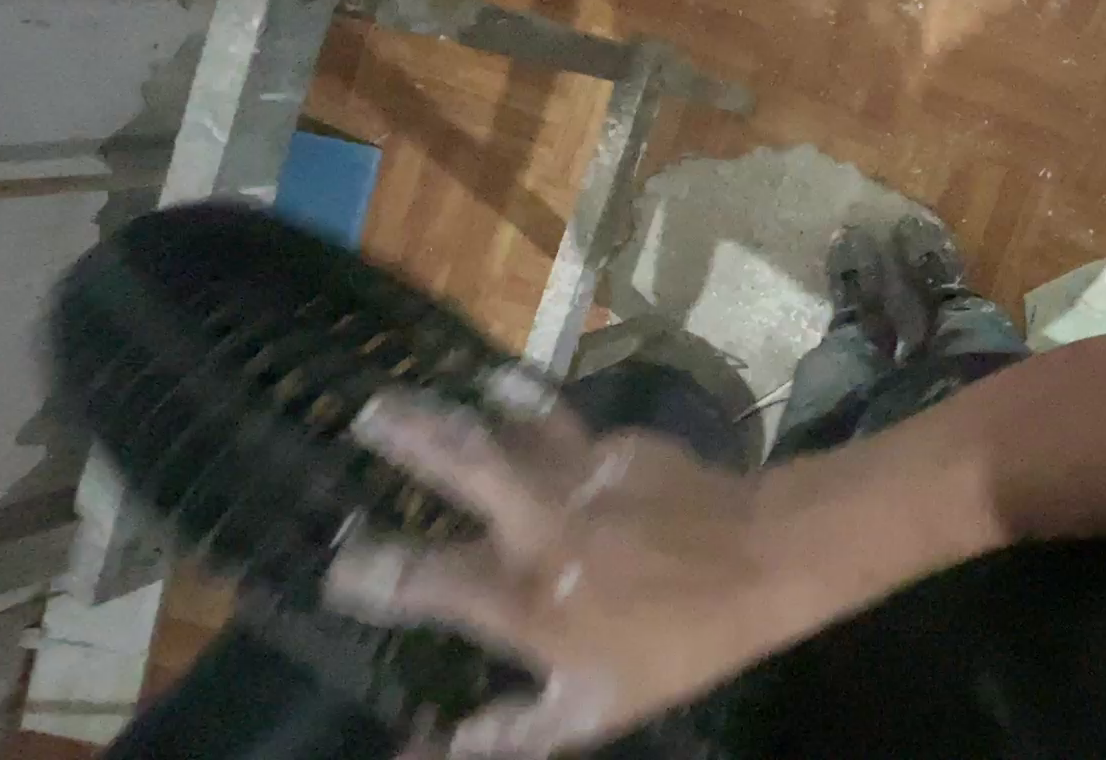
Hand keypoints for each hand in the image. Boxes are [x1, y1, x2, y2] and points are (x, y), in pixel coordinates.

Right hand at [324, 369, 773, 758]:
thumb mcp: (594, 711)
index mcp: (530, 597)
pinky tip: (535, 404)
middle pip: (468, 467)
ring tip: (463, 383)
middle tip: (372, 411)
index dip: (377, 573)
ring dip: (485, 404)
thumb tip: (428, 752)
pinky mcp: (627, 445)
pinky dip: (548, 416)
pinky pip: (576, 428)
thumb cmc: (683, 643)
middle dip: (415, 436)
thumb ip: (508, 732)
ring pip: (521, 428)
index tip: (341, 562)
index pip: (432, 582)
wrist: (764, 559)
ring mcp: (589, 474)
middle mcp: (547, 525)